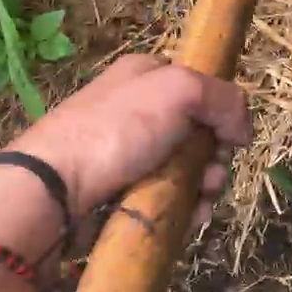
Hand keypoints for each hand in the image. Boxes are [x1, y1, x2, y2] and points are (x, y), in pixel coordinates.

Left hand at [7, 54, 252, 224]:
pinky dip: (183, 206)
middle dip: (215, 156)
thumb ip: (226, 99)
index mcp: (145, 74)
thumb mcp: (182, 89)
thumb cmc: (117, 129)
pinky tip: (188, 217)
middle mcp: (135, 110)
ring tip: (201, 202)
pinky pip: (165, 196)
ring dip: (204, 185)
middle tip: (212, 175)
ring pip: (186, 167)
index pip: (201, 86)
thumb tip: (242, 133)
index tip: (228, 135)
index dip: (221, 110)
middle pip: (199, 131)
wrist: (49, 193)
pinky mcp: (117, 192)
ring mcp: (125, 153)